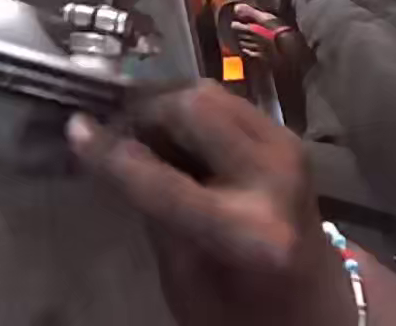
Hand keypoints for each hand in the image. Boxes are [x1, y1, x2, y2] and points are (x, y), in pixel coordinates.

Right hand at [67, 82, 355, 325]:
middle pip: (192, 107)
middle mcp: (274, 175)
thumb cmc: (243, 313)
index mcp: (252, 234)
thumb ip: (153, 208)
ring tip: (147, 133)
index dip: (112, 153)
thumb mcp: (186, 282)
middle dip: (147, 113)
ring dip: (167, 104)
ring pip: (207, 91)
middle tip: (118, 131)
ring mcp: (286, 144)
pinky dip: (191, 108)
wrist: (319, 307)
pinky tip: (177, 133)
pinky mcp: (285, 131)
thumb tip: (111, 146)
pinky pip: (224, 98)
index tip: (76, 127)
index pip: (164, 183)